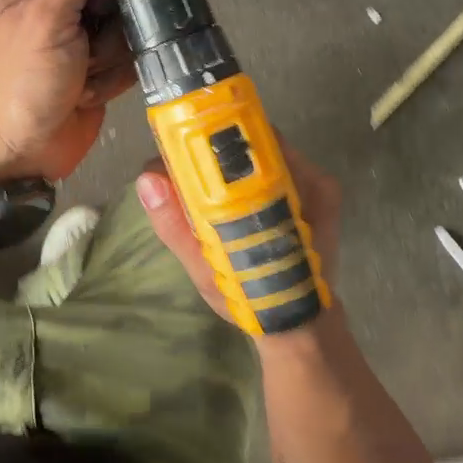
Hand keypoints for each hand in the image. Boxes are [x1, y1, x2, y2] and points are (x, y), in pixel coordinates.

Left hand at [0, 0, 187, 180]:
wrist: (16, 154)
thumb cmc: (20, 82)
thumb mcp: (45, 17)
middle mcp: (67, 2)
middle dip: (125, 10)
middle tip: (107, 36)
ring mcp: (87, 39)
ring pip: (133, 22)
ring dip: (113, 52)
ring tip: (84, 75)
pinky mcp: (103, 70)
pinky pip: (132, 57)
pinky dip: (115, 76)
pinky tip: (89, 93)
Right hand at [134, 141, 341, 325]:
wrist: (296, 322)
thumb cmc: (252, 297)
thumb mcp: (205, 269)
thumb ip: (176, 225)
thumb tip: (147, 179)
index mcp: (295, 194)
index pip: (248, 141)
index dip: (209, 140)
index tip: (173, 152)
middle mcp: (313, 180)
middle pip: (253, 143)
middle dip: (211, 151)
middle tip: (177, 170)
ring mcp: (315, 185)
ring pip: (258, 153)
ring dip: (222, 164)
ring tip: (193, 186)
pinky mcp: (313, 193)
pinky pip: (267, 168)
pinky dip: (237, 175)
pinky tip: (218, 197)